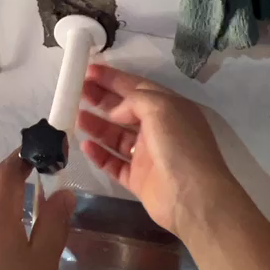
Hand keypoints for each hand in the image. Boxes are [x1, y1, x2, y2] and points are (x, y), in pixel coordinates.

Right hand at [78, 65, 244, 237]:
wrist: (194, 198)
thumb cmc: (180, 145)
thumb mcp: (160, 107)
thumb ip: (134, 100)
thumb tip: (116, 112)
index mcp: (168, 107)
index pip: (136, 87)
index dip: (112, 78)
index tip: (87, 70)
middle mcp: (158, 129)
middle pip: (124, 110)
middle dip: (100, 98)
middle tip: (76, 91)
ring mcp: (148, 155)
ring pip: (116, 136)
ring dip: (96, 125)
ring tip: (75, 116)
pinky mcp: (139, 179)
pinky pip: (114, 163)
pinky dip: (99, 154)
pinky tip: (85, 146)